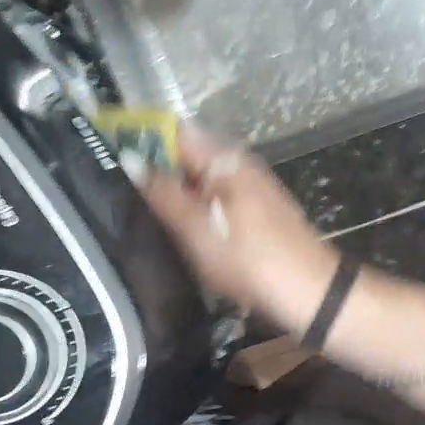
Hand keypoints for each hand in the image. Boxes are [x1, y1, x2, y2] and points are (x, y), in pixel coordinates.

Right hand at [137, 125, 338, 335]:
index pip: (175, 131)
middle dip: (158, 171)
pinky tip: (186, 234)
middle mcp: (240, 165)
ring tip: (147, 216)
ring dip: (178, 195)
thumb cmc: (249, 259)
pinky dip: (199, 211)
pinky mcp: (260, 214)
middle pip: (189, 157)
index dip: (144, 139)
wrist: (309, 292)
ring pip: (204, 182)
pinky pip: (218, 202)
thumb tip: (131, 159)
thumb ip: (163, 193)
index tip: (114, 157)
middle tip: (124, 194)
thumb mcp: (196, 229)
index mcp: (225, 159)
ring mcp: (253, 189)